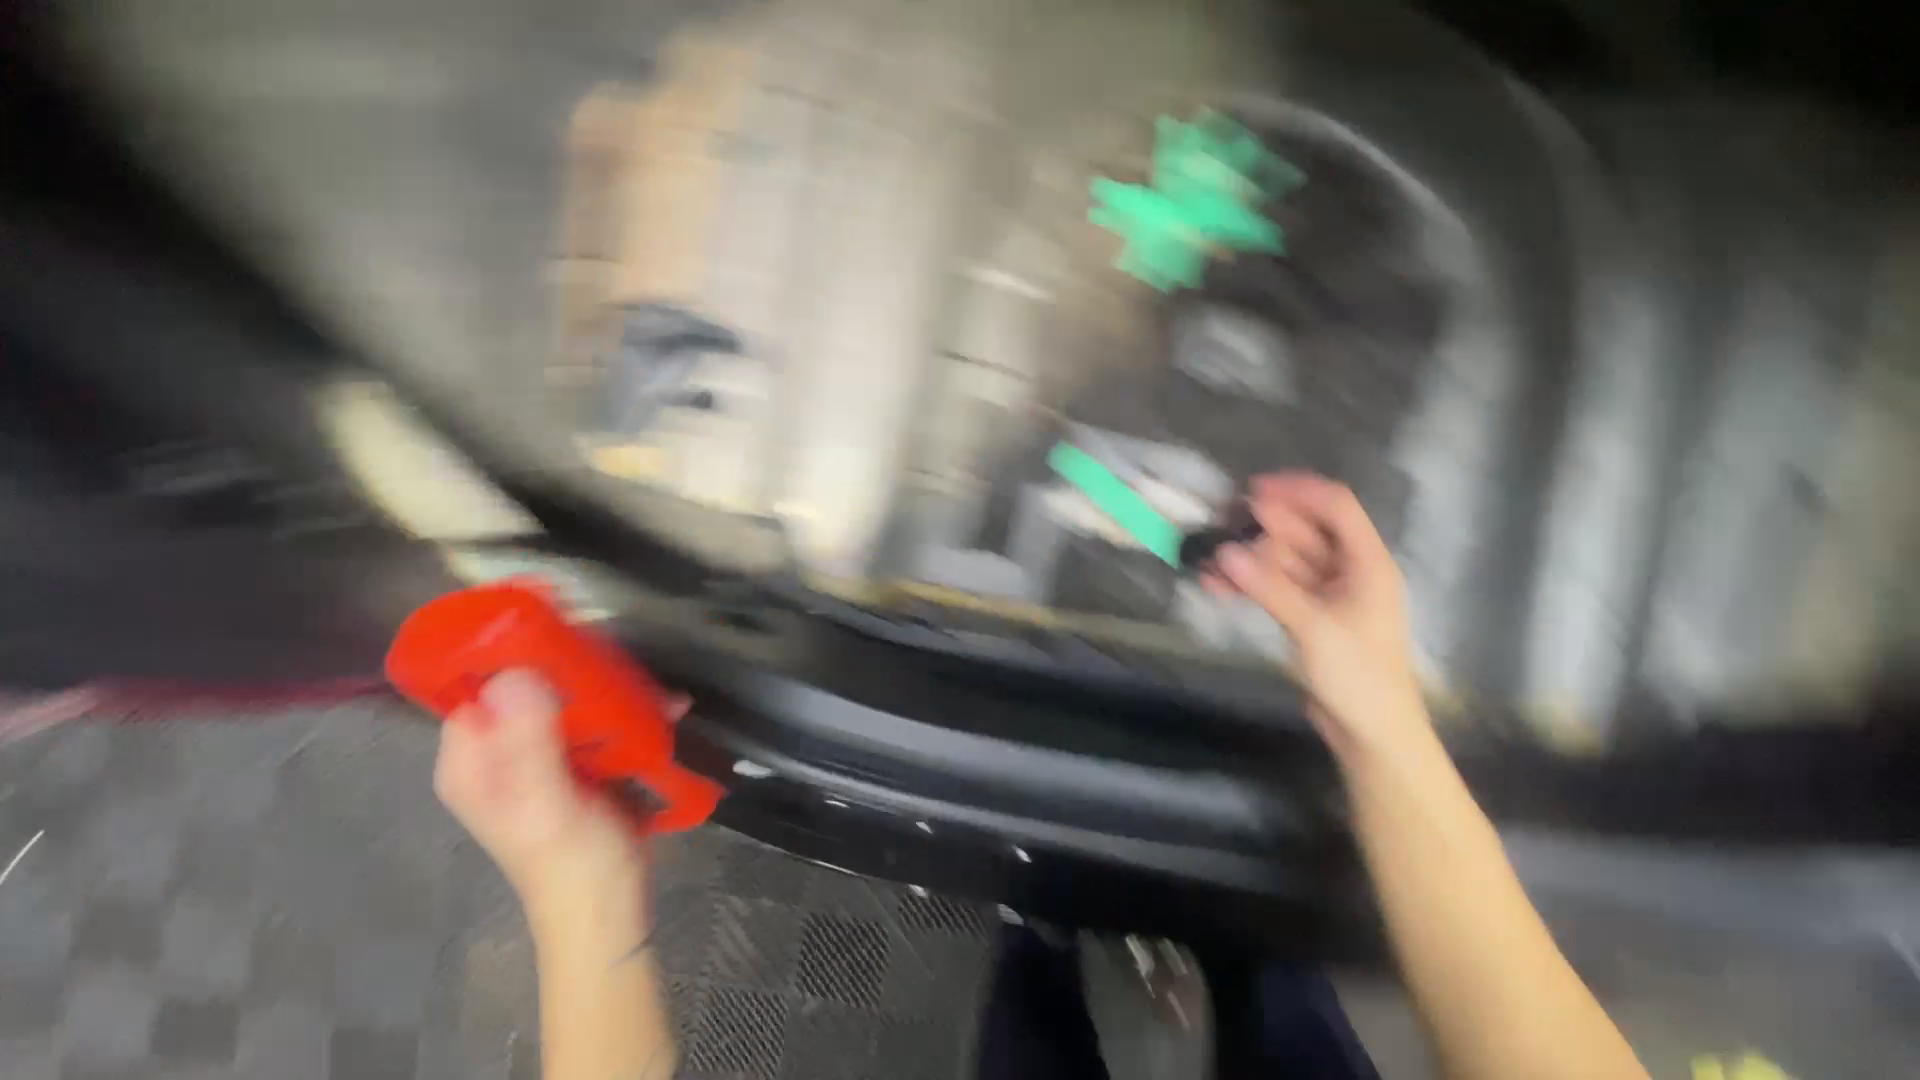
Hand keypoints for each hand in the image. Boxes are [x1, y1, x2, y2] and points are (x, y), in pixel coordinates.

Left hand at [433, 669, 643, 911]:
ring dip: (607, 684)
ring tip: (650, 684)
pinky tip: (664, 707)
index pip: (473, 682)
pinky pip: (597, 717)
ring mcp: (541, 754)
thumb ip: (529, 744)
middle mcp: (500, 749)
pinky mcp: (580, 761)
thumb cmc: (572, 863)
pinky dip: (627, 708)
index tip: (551, 615)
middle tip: (611, 646)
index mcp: (473, 758)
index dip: (505, 645)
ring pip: (565, 694)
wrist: (610, 910)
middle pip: (525, 681)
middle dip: (569, 661)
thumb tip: (516, 672)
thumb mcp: (546, 805)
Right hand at [1208, 472, 1428, 757]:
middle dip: (1262, 528)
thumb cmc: (1357, 675)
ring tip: (1207, 560)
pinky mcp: (1306, 616)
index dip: (1297, 492)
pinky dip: (1248, 585)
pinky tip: (1216, 586)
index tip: (1253, 490)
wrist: (1369, 731)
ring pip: (1283, 561)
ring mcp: (1325, 594)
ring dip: (1248, 559)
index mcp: (1367, 563)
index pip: (1336, 508)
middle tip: (1220, 526)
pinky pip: (1274, 588)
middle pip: (1303, 533)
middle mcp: (1347, 571)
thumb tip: (1224, 552)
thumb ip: (1268, 587)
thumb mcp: (1313, 627)